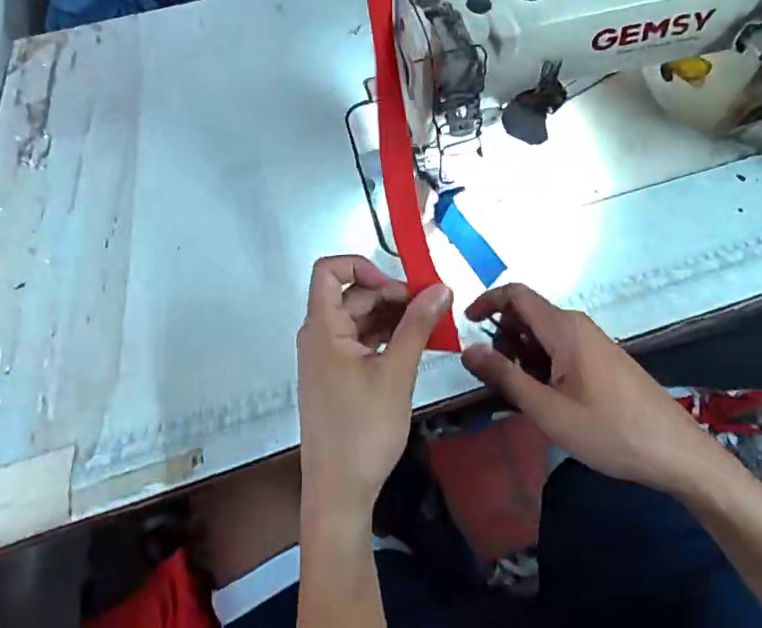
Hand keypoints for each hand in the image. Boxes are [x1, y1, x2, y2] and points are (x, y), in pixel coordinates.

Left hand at [297, 255, 450, 515]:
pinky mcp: (338, 377)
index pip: (329, 271)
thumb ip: (418, 325)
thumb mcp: (396, 374)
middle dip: (392, 294)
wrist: (338, 495)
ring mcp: (328, 358)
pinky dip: (387, 337)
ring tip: (431, 325)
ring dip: (393, 316)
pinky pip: (362, 341)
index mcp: (322, 329)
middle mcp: (320, 336)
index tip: (399, 287)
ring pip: (361, 318)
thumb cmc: (362, 431)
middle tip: (431, 307)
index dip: (363, 266)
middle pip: (353, 294)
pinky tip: (415, 344)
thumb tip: (441, 287)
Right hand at [460, 283, 727, 496]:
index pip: (516, 294)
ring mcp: (592, 341)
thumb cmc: (609, 431)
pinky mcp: (601, 358)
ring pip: (543, 334)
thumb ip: (506, 377)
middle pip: (527, 314)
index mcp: (564, 328)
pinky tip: (546, 399)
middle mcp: (577, 325)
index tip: (465, 324)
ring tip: (521, 396)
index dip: (487, 301)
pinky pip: (560, 347)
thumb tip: (469, 350)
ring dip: (522, 355)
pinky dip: (541, 363)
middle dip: (503, 338)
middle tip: (496, 379)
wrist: (673, 450)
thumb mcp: (548, 411)